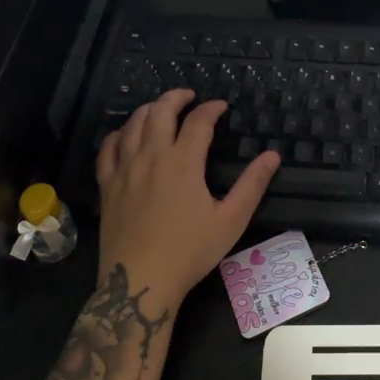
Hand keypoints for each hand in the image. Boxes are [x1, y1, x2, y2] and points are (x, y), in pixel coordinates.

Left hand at [95, 88, 280, 307]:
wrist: (139, 283)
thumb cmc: (188, 252)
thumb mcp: (230, 221)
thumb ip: (252, 185)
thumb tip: (272, 156)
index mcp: (183, 162)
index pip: (199, 121)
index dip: (212, 109)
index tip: (221, 107)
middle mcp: (152, 156)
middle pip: (161, 111)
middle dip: (176, 97)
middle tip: (189, 96)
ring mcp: (126, 170)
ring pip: (133, 124)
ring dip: (149, 110)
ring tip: (161, 109)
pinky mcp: (107, 186)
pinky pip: (108, 149)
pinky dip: (118, 134)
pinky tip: (125, 135)